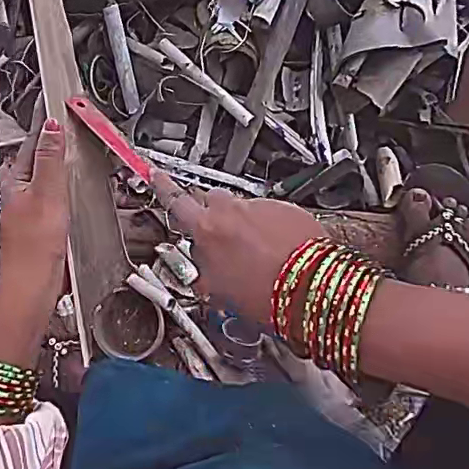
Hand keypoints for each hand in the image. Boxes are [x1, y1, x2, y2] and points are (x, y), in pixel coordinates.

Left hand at [0, 116, 68, 297]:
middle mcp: (19, 194)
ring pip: (46, 179)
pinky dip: (64, 187)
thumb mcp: (47, 194)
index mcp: (15, 182)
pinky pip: (55, 197)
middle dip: (52, 142)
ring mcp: (30, 211)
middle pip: (38, 160)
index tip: (54, 107)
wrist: (33, 286)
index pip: (32, 143)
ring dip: (59, 165)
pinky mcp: (42, 226)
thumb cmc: (34, 246)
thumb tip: (52, 128)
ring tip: (70, 149)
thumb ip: (51, 160)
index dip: (45, 125)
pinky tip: (73, 190)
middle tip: (65, 122)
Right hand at [153, 170, 323, 327]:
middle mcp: (232, 211)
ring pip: (243, 210)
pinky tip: (277, 252)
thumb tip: (205, 269)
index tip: (156, 174)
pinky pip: (270, 214)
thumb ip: (205, 269)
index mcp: (207, 229)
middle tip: (221, 240)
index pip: (175, 200)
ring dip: (245, 225)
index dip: (163, 186)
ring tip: (256, 255)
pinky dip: (270, 229)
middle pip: (212, 201)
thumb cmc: (268, 294)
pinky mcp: (286, 208)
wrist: (311, 287)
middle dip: (214, 216)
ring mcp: (260, 207)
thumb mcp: (219, 291)